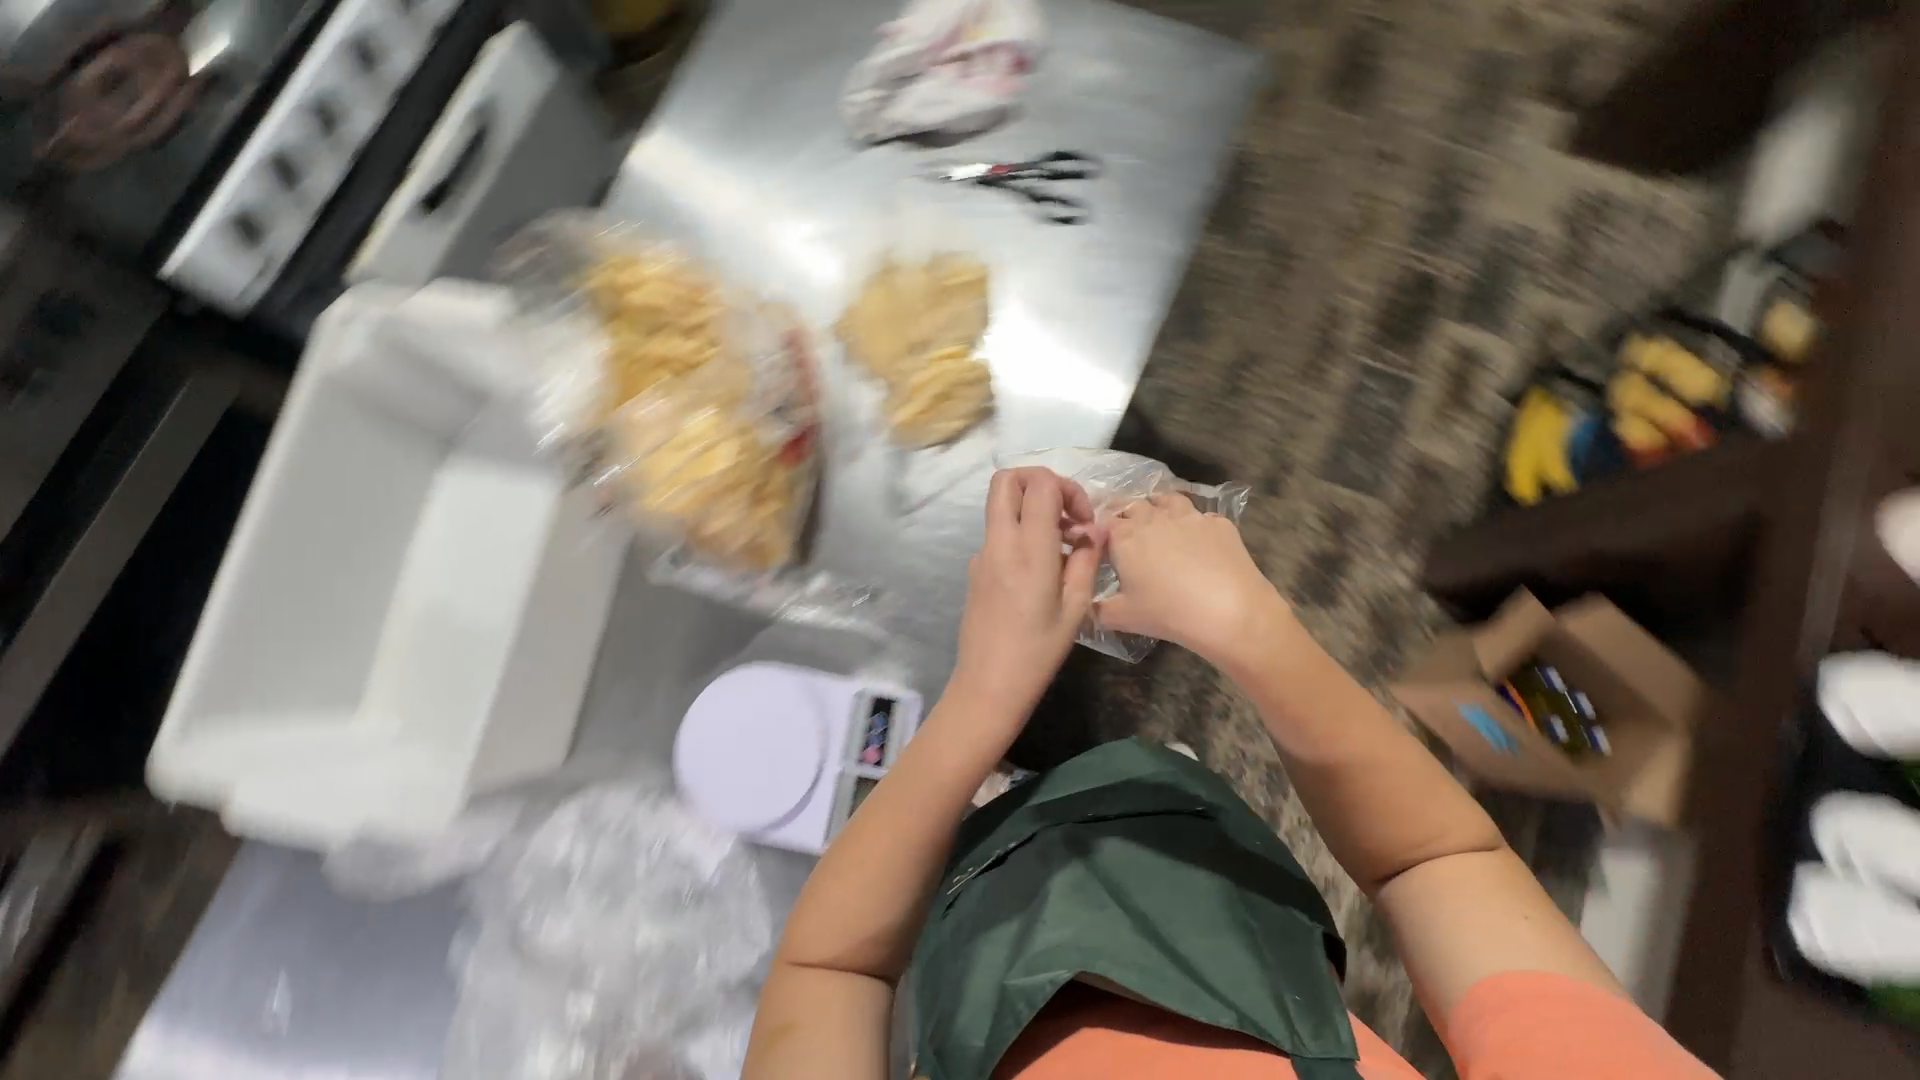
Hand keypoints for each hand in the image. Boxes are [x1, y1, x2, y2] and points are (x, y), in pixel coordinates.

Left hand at [948, 467, 1101, 719]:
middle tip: (1066, 515)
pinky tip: (1043, 572)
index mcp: (1028, 550)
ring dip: (1032, 510)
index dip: (1067, 488)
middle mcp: (999, 543)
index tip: (1083, 521)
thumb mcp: (1076, 608)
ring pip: (1001, 506)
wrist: (988, 685)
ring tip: (1064, 548)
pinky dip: (1022, 534)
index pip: (1039, 484)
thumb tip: (1095, 530)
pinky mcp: (976, 569)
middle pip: (1007, 480)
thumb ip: (1087, 560)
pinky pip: (999, 534)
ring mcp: (982, 555)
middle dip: (1040, 483)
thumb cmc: (1038, 652)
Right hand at [1096, 494, 1289, 664]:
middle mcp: (1154, 518)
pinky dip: (1192, 523)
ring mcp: (1189, 516)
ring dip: (1158, 508)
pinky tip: (1197, 540)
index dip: (1100, 531)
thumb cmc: (1168, 613)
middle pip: (1133, 506)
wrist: (1229, 610)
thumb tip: (1086, 606)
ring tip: (1159, 523)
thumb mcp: (1122, 618)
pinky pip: (1200, 515)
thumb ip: (1097, 609)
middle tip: (1128, 536)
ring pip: (1167, 500)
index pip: (1103, 522)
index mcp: (1124, 537)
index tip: (1101, 546)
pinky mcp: (1218, 522)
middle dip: (1127, 516)